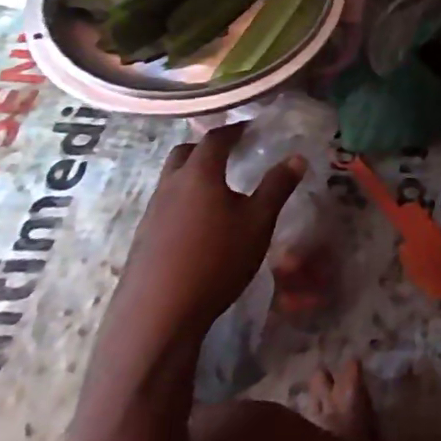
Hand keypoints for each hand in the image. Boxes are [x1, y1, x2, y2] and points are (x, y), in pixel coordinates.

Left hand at [130, 124, 305, 332]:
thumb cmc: (216, 259)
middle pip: (184, 152)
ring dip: (192, 175)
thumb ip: (277, 187)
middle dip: (206, 148)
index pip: (215, 139)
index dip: (234, 130)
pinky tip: (198, 224)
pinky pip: (165, 204)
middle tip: (228, 154)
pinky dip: (182, 200)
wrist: (159, 312)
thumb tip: (297, 157)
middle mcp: (171, 184)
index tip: (249, 128)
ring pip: (171, 179)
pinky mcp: (143, 237)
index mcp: (200, 173)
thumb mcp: (258, 222)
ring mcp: (152, 211)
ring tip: (216, 190)